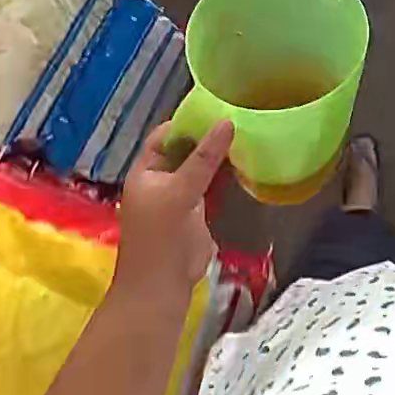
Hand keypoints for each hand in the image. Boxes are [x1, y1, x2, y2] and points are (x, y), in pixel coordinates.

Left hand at [114, 119, 233, 294]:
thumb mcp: (181, 191)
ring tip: (247, 132)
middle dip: (207, 135)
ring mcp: (180, 194)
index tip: (217, 108)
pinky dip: (225, 170)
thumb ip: (204, 158)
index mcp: (147, 171)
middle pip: (185, 148)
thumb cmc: (161, 237)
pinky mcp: (198, 208)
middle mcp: (162, 179)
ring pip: (201, 164)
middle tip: (239, 116)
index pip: (165, 135)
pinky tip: (245, 158)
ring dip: (219, 152)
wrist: (162, 287)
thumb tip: (227, 122)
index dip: (187, 122)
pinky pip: (212, 181)